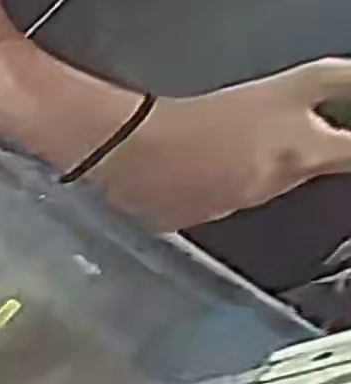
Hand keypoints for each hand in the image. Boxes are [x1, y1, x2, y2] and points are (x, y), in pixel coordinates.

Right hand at [91, 59, 350, 231]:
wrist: (133, 146)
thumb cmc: (207, 115)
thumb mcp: (303, 81)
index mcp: (303, 156)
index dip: (349, 147)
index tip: (339, 144)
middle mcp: (266, 190)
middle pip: (295, 174)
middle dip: (286, 157)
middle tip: (256, 137)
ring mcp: (220, 210)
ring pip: (250, 192)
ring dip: (241, 176)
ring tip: (213, 156)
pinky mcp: (181, 223)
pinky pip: (205, 208)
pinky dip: (202, 194)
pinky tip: (186, 176)